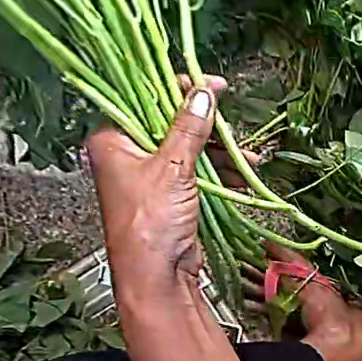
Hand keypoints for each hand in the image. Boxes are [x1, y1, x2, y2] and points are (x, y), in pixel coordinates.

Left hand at [86, 77, 225, 295]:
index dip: (180, 90)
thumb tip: (203, 93)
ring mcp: (151, 175)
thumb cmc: (150, 222)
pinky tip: (241, 179)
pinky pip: (198, 174)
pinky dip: (220, 175)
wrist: (156, 273)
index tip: (212, 86)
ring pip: (191, 151)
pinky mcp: (172, 195)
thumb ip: (189, 129)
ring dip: (221, 156)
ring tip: (248, 163)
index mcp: (113, 139)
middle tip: (233, 134)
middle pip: (173, 125)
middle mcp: (129, 153)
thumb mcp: (173, 168)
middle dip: (209, 131)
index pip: (146, 99)